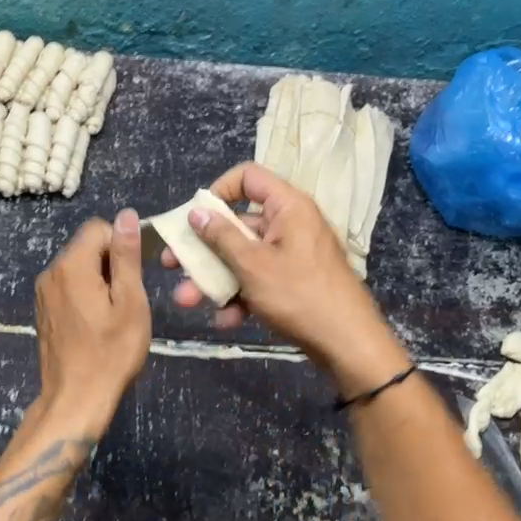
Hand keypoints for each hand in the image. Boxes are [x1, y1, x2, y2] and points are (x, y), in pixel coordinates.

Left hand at [34, 209, 152, 432]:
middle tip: (127, 298)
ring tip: (113, 313)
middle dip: (111, 262)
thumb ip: (126, 256)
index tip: (134, 275)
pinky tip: (96, 322)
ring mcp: (43, 292)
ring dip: (99, 279)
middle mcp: (51, 271)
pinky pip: (68, 285)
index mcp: (72, 265)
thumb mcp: (130, 301)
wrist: (76, 398)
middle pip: (87, 246)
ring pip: (78, 266)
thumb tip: (127, 215)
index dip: (122, 244)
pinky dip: (85, 293)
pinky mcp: (43, 309)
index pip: (99, 228)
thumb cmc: (111, 352)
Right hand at [164, 163, 408, 391]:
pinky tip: (226, 320)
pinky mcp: (293, 282)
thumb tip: (196, 212)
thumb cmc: (299, 294)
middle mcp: (290, 224)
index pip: (248, 177)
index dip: (219, 190)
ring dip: (215, 278)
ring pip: (243, 257)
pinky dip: (241, 296)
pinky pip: (259, 279)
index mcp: (287, 207)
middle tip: (173, 264)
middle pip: (238, 224)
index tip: (196, 215)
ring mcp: (292, 255)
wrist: (347, 343)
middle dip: (203, 249)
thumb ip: (221, 236)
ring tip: (186, 300)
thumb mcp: (252, 265)